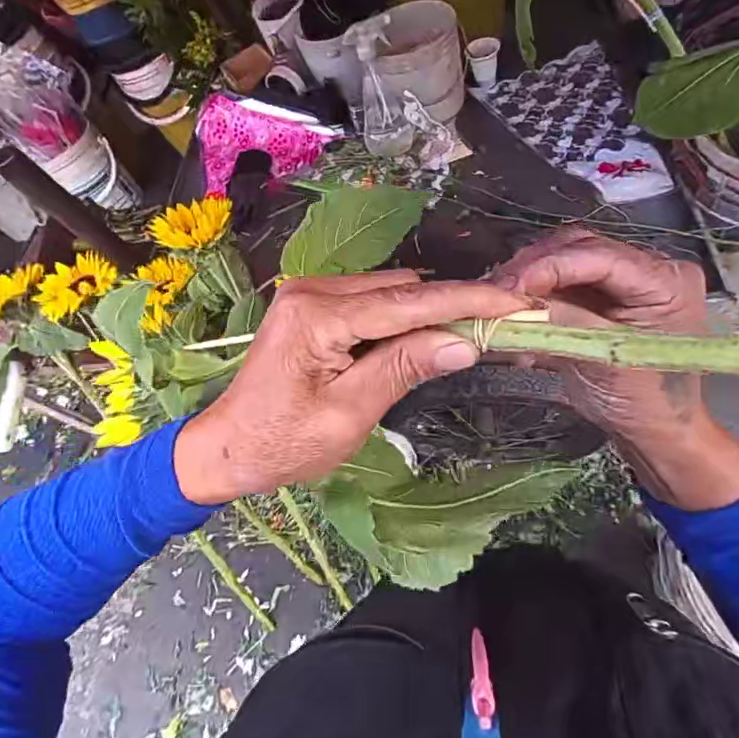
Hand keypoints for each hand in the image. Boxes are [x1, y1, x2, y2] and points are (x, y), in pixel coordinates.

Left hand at [172, 271, 533, 504]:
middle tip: (497, 328)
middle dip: (453, 306)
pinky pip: (373, 299)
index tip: (515, 301)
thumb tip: (465, 342)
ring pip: (392, 290)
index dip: (468, 301)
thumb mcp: (349, 415)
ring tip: (463, 338)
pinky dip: (403, 317)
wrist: (223, 449)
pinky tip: (419, 340)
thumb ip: (405, 368)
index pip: (410, 302)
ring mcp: (311, 291)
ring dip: (428, 312)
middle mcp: (314, 289)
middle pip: (403, 289)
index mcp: (318, 316)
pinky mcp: (314, 302)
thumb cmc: (281, 444)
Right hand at [495, 228, 738, 509]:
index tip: (511, 284)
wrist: (656, 432)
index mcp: (666, 281)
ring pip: (566, 257)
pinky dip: (535, 292)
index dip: (553, 266)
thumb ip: (566, 322)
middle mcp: (648, 268)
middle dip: (536, 266)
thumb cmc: (645, 403)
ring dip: (530, 276)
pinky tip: (513, 311)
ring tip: (497, 297)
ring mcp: (624, 278)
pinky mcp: (602, 292)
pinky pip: (563, 280)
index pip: (602, 256)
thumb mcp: (606, 363)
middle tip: (496, 289)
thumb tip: (515, 300)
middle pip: (582, 248)